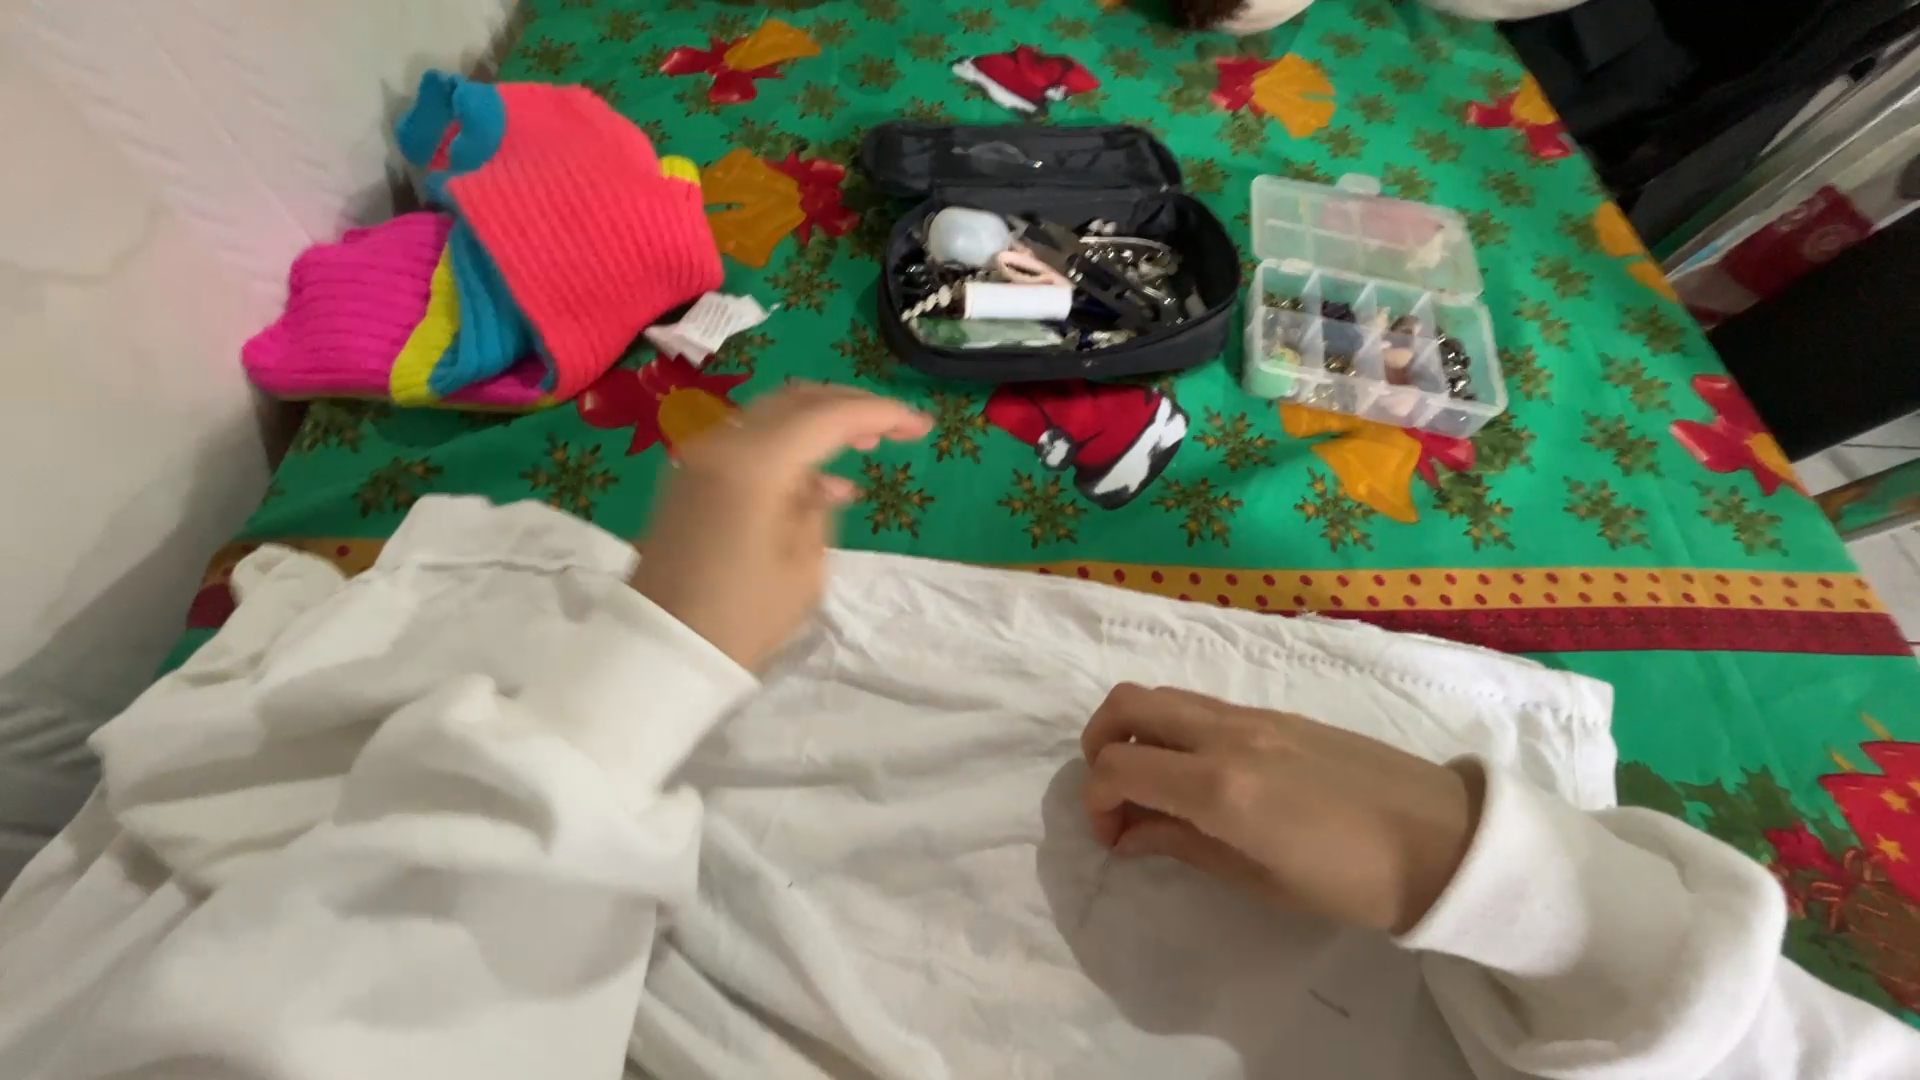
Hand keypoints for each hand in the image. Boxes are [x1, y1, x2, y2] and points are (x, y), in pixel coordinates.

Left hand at [630, 383, 930, 671]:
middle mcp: (723, 444)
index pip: (830, 416)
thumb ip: (819, 507)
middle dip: (851, 406)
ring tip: (864, 446)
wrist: (662, 650)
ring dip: (820, 422)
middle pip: (797, 400)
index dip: (882, 414)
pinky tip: (820, 479)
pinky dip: (789, 446)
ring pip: (771, 415)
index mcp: (756, 464)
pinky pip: (749, 442)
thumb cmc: (743, 617)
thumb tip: (824, 483)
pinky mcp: (691, 478)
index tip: (921, 426)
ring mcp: (700, 458)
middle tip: (894, 428)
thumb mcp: (804, 567)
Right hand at [1080, 684, 1484, 934]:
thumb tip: (1126, 835)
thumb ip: (1181, 844)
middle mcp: (1224, 736)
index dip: (1095, 800)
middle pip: (1126, 705)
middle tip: (1110, 790)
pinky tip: (1194, 769)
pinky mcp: (1270, 711)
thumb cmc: (1351, 881)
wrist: (1445, 840)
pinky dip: (1170, 726)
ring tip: (1148, 779)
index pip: (1119, 767)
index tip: (1110, 834)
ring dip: (1132, 729)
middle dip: (1097, 743)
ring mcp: (1248, 715)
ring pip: (1159, 695)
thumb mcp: (1257, 880)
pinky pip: (1196, 704)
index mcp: (1219, 788)